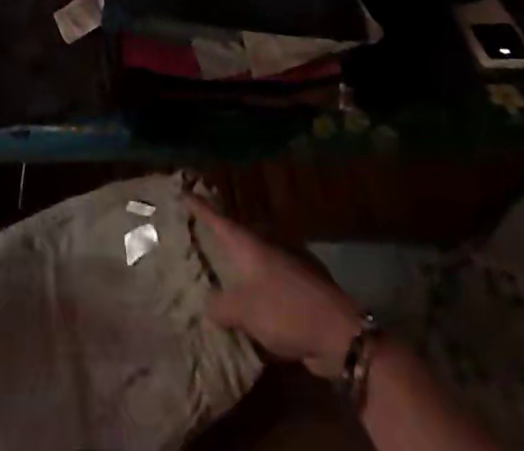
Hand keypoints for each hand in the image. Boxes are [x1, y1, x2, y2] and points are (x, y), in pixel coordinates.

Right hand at [186, 196, 361, 377]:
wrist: (337, 331)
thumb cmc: (285, 311)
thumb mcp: (243, 311)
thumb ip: (220, 305)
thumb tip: (211, 303)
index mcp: (253, 245)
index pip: (221, 221)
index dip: (202, 208)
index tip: (186, 192)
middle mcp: (271, 246)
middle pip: (241, 233)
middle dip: (223, 233)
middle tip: (202, 237)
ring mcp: (290, 262)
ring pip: (258, 255)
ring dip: (241, 261)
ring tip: (223, 272)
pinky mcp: (303, 283)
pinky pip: (271, 276)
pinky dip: (258, 282)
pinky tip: (253, 301)